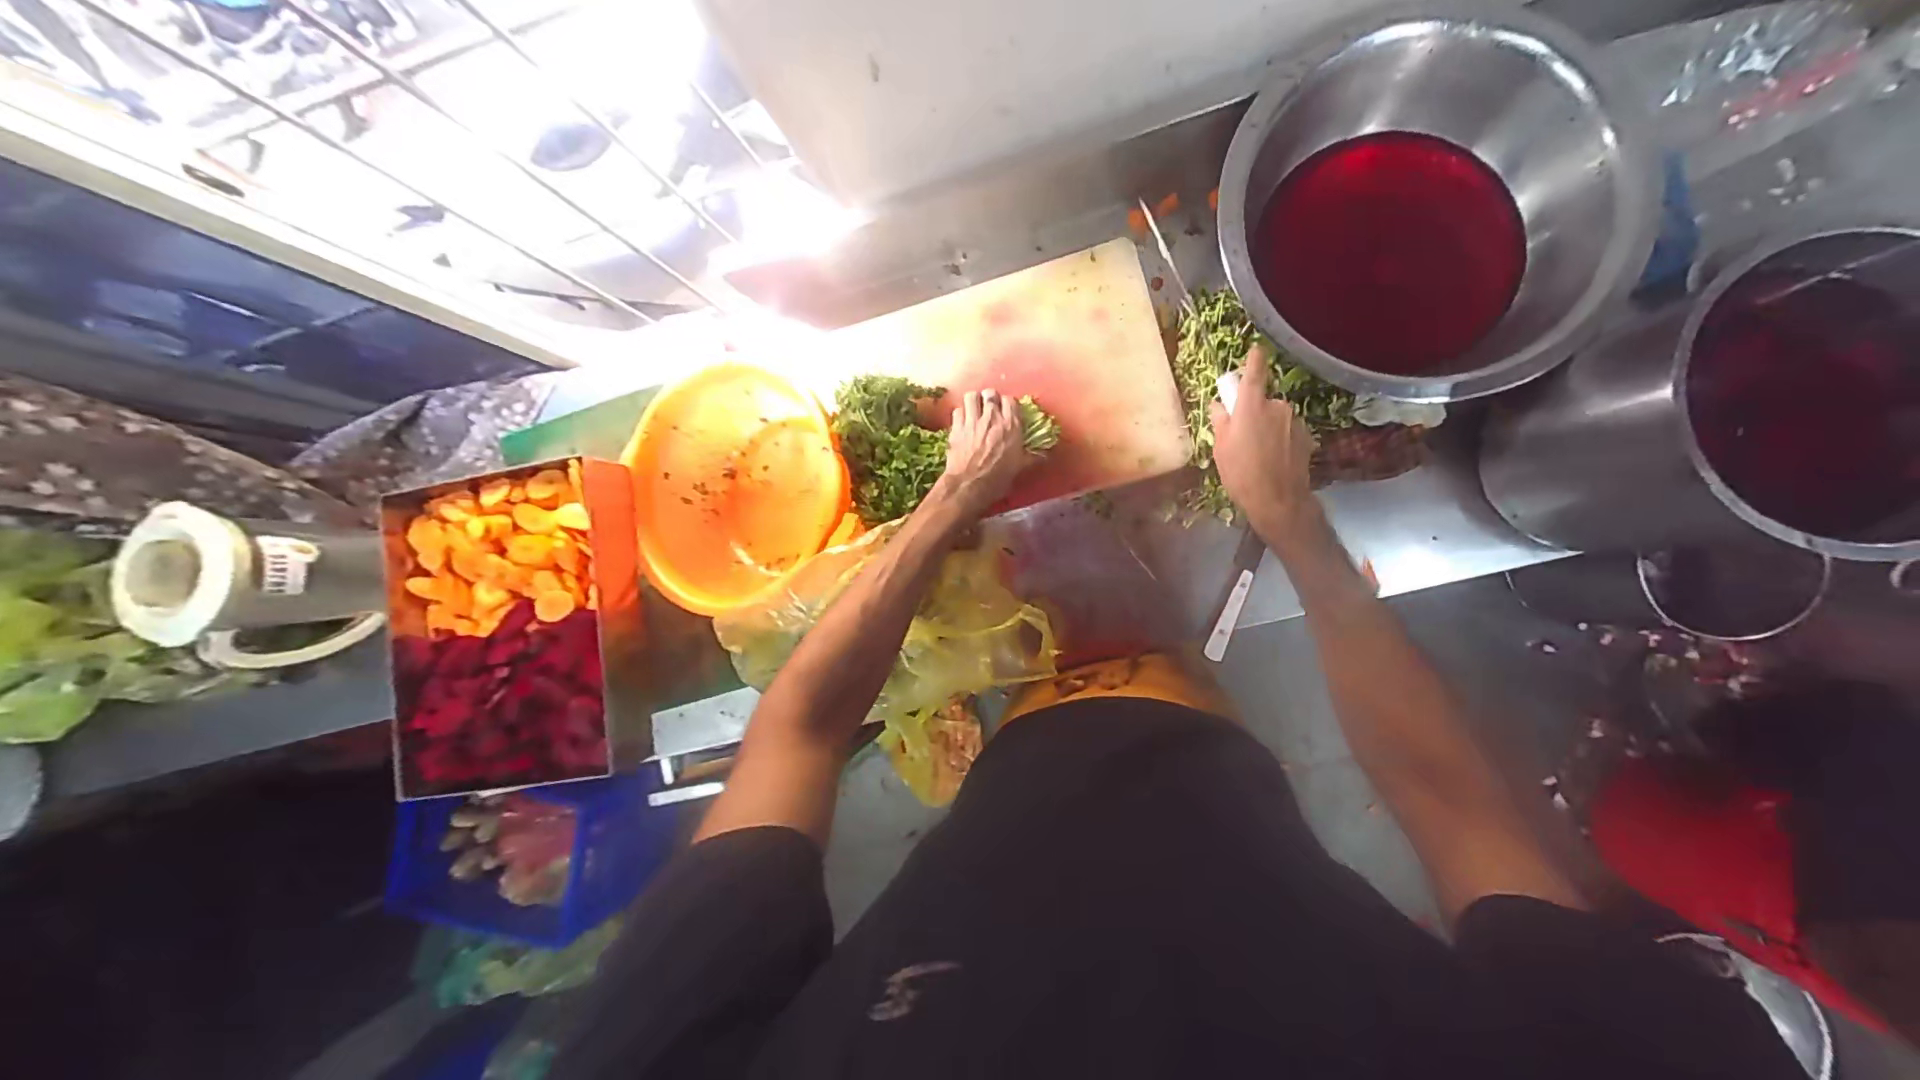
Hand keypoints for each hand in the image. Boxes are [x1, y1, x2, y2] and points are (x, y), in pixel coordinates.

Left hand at [938, 389, 1030, 516]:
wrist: (969, 486)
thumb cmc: (997, 478)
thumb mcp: (1020, 468)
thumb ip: (1033, 457)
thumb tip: (1046, 455)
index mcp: (1010, 425)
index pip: (1010, 400)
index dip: (1008, 404)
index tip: (1007, 411)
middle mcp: (991, 418)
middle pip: (990, 393)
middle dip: (990, 398)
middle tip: (990, 407)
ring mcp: (972, 421)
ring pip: (972, 396)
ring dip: (974, 401)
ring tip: (975, 409)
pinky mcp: (956, 428)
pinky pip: (957, 410)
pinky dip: (960, 413)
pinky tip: (963, 421)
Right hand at [1209, 345, 1315, 533]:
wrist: (1278, 500)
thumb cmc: (1241, 473)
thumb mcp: (1220, 448)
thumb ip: (1220, 421)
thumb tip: (1220, 405)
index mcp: (1252, 406)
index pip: (1255, 371)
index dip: (1254, 359)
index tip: (1256, 350)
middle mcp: (1276, 406)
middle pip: (1262, 401)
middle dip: (1253, 412)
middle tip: (1241, 436)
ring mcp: (1294, 421)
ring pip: (1276, 417)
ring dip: (1267, 428)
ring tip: (1258, 454)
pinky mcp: (1306, 436)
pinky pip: (1287, 431)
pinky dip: (1280, 439)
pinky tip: (1273, 460)